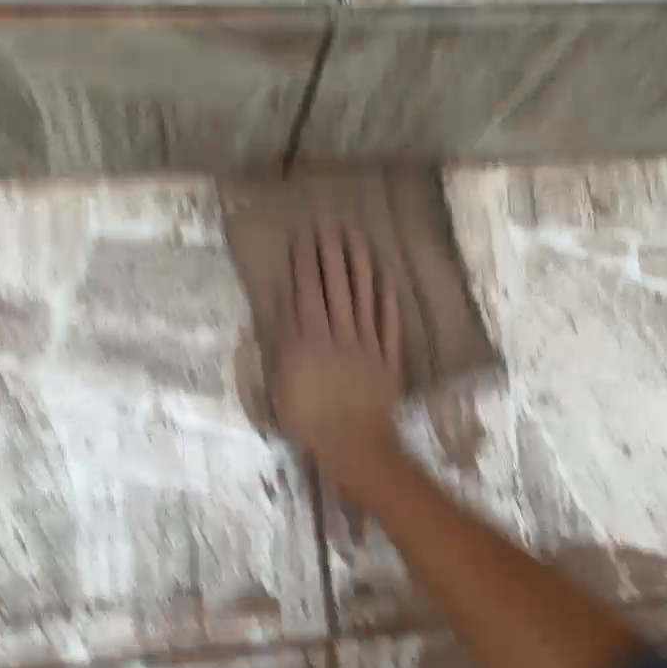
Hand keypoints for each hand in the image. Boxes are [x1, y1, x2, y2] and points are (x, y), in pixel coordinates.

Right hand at [272, 223, 405, 488]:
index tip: (304, 236)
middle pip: (336, 285)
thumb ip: (279, 345)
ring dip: (361, 264)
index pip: (307, 290)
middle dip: (332, 252)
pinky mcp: (388, 356)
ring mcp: (367, 343)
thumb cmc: (307, 420)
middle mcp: (338, 333)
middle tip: (331, 223)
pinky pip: (389, 321)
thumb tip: (276, 311)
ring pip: (365, 296)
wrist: (352, 444)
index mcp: (308, 339)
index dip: (306, 261)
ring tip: (358, 238)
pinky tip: (387, 277)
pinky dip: (388, 298)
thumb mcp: (279, 385)